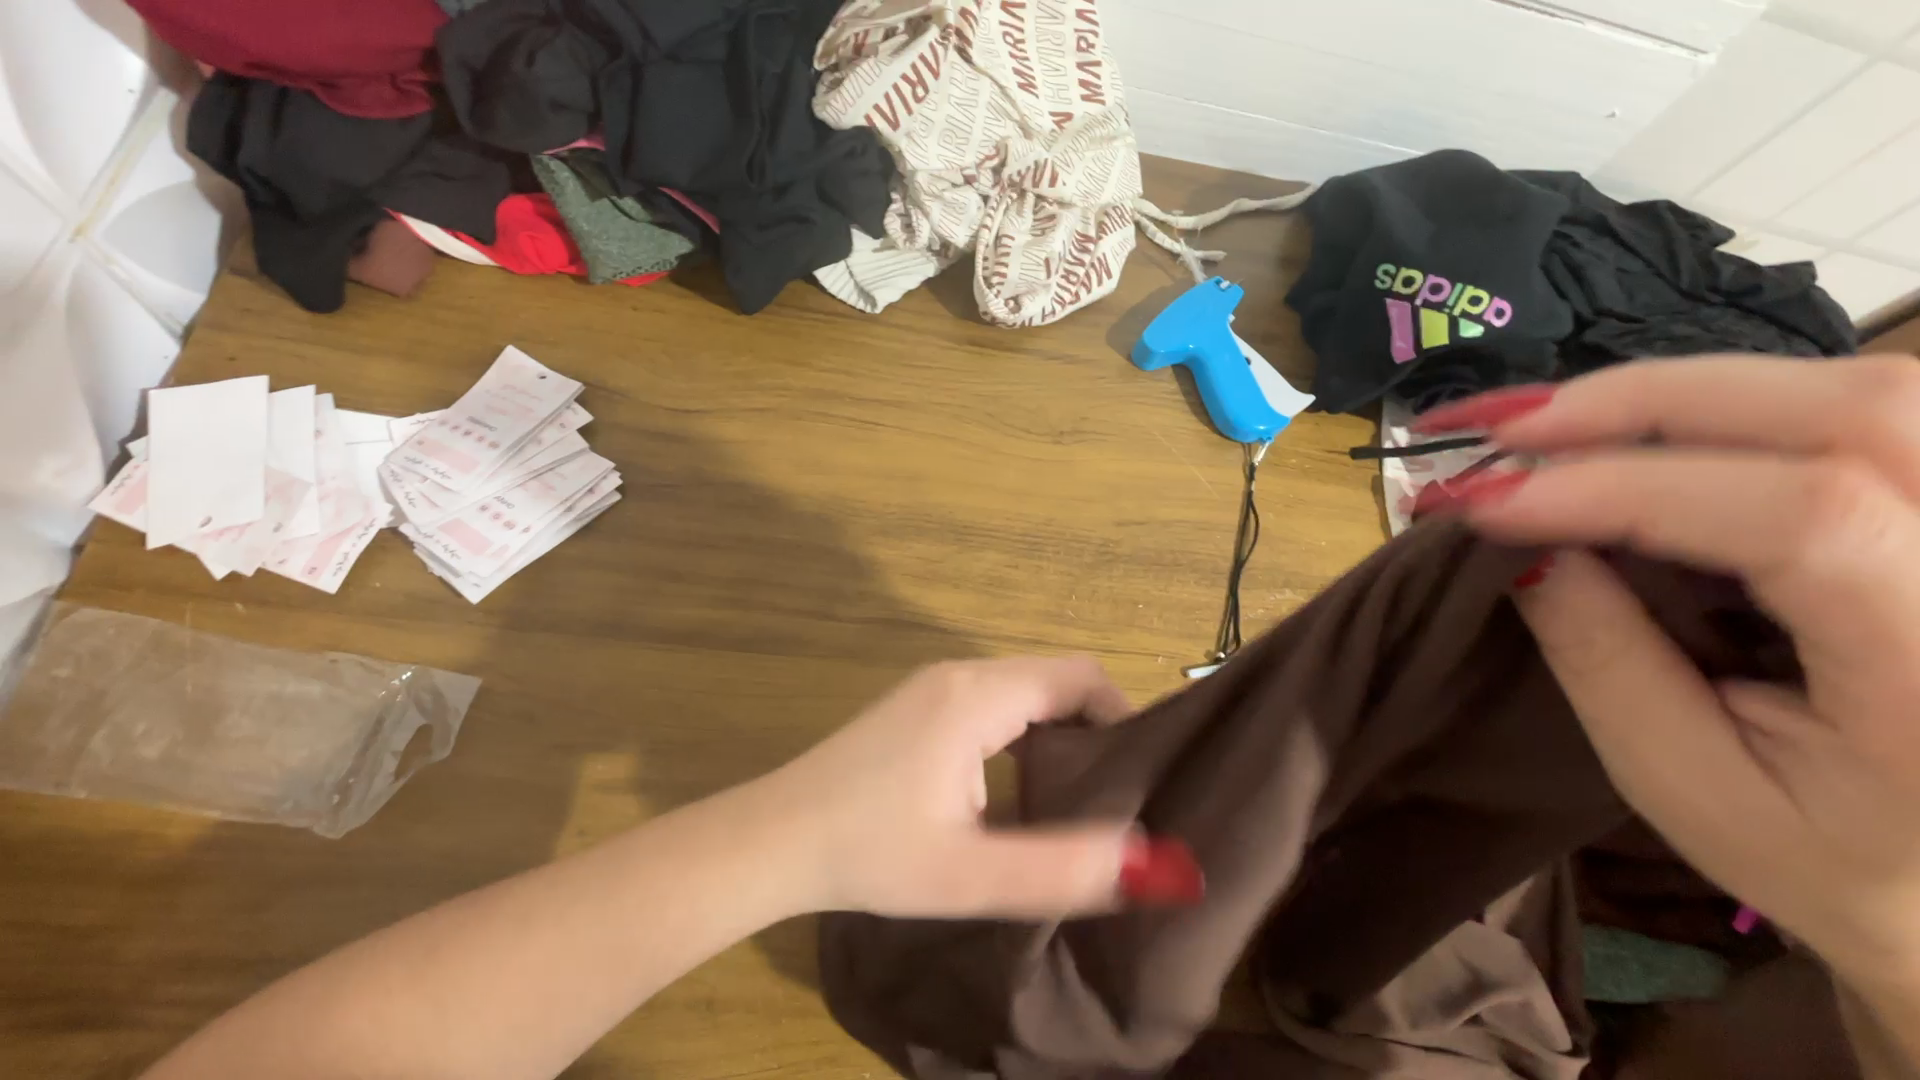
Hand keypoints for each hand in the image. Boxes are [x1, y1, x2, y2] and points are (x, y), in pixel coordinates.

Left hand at [761, 655, 1198, 920]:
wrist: (774, 840)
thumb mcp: (970, 874)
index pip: (1081, 677)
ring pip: (1024, 690)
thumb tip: (1155, 862)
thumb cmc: (869, 853)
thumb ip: (1063, 869)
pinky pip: (993, 702)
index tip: (1143, 778)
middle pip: (1055, 679)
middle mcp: (959, 674)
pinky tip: (1016, 789)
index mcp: (978, 696)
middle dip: (1095, 728)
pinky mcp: (917, 705)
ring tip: (1076, 799)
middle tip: (1118, 795)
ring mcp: (933, 686)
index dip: (1124, 718)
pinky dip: (1023, 734)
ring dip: (1058, 732)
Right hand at [1416, 356, 1919, 991]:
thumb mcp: (1691, 784)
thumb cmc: (1834, 858)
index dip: (1626, 488)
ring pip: (1860, 387)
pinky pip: (1852, 410)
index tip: (1485, 502)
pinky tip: (1634, 432)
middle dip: (1646, 403)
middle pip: (1852, 410)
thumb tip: (1520, 544)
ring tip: (1549, 425)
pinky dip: (1723, 407)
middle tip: (1502, 429)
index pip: (1805, 521)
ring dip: (1678, 392)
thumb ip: (1606, 661)